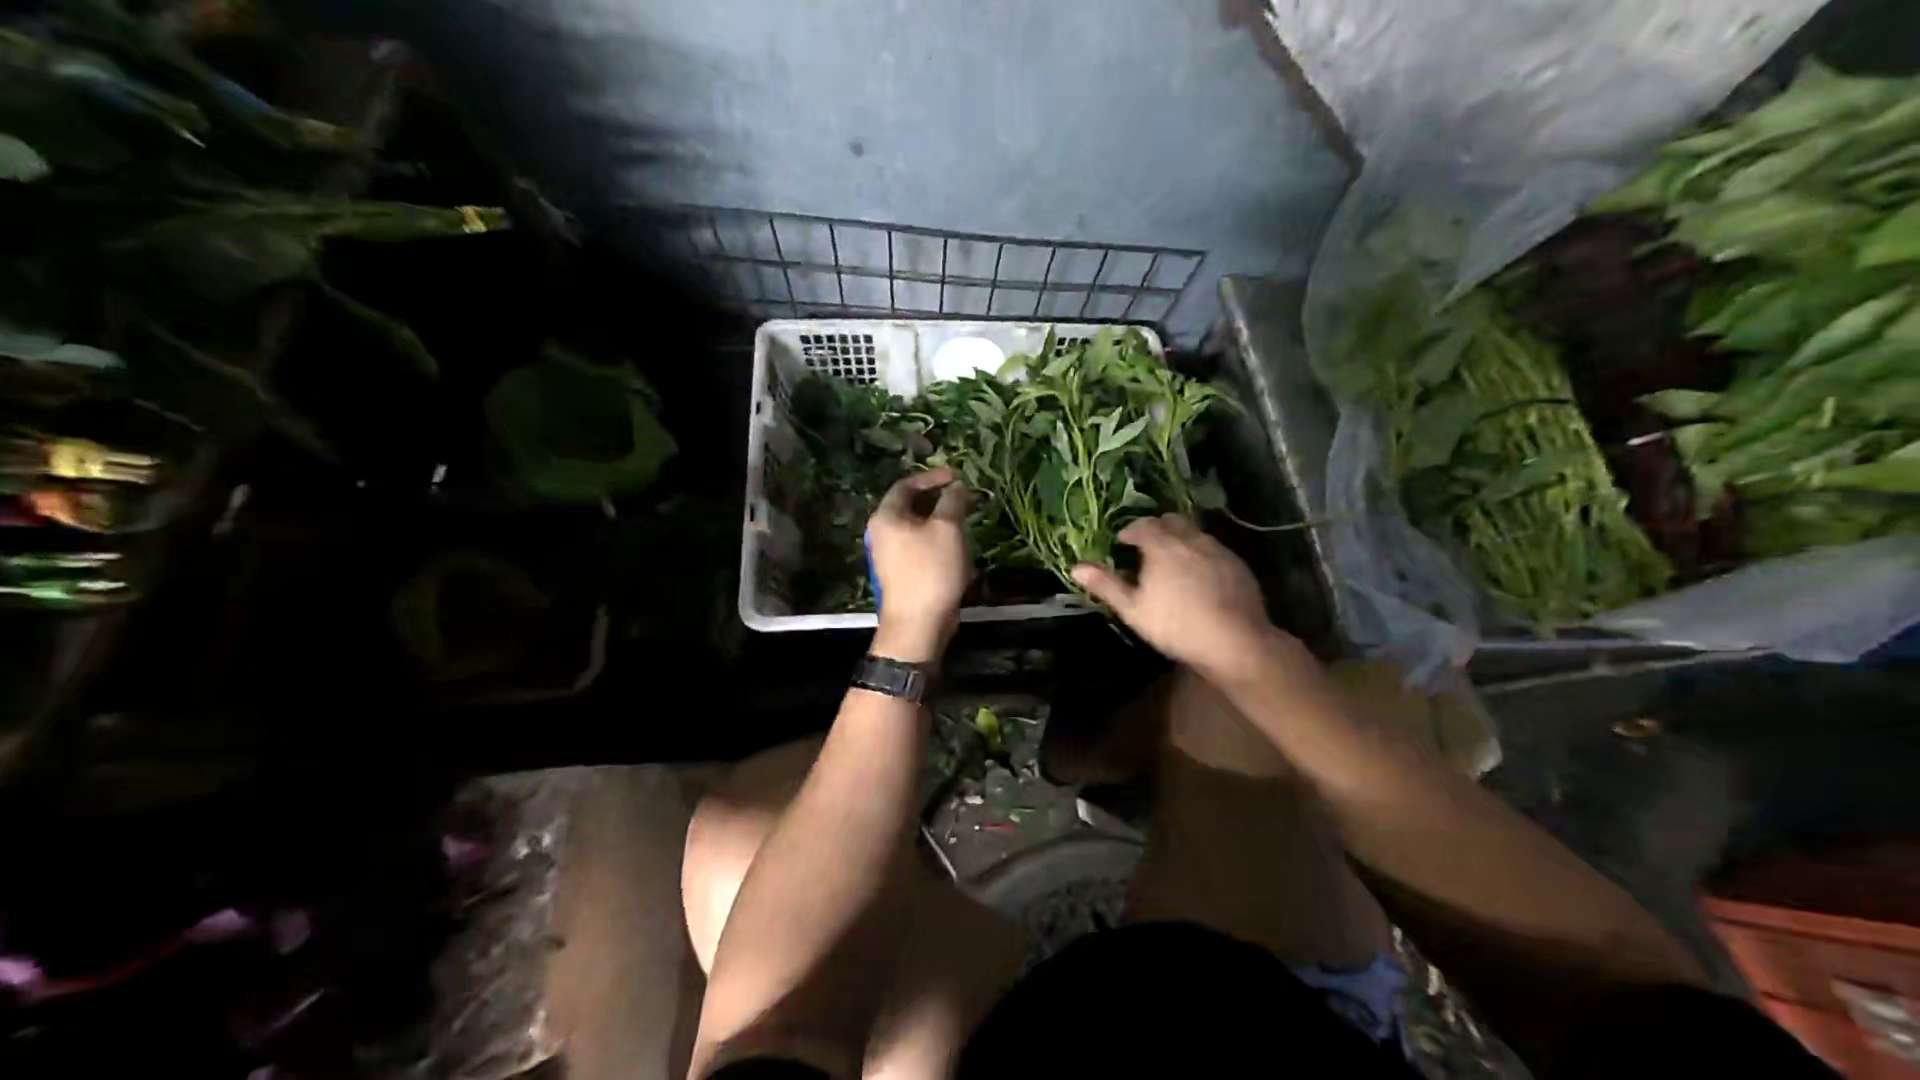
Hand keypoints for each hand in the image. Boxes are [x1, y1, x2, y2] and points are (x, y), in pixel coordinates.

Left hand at [867, 468, 971, 662]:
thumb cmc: (931, 569)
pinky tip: (956, 547)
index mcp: (886, 517)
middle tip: (963, 498)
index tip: (957, 477)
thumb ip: (952, 501)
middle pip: (910, 506)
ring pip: (916, 528)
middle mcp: (881, 533)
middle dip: (938, 499)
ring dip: (940, 521)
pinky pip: (918, 547)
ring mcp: (889, 555)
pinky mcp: (900, 572)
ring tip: (964, 520)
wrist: (918, 623)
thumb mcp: (947, 529)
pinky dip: (936, 540)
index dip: (932, 478)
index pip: (906, 485)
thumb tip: (956, 486)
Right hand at [1072, 515, 1283, 681]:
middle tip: (1146, 546)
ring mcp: (1219, 551)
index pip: (1143, 525)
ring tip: (1172, 561)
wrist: (1235, 642)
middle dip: (1157, 528)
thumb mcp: (1133, 609)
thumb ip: (1106, 585)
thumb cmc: (1176, 626)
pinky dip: (1201, 554)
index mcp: (1163, 546)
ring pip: (1195, 533)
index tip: (1122, 542)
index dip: (1130, 531)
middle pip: (1172, 520)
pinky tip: (1200, 576)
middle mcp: (1191, 540)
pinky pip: (1214, 549)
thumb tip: (1076, 567)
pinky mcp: (1239, 565)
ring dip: (1180, 539)